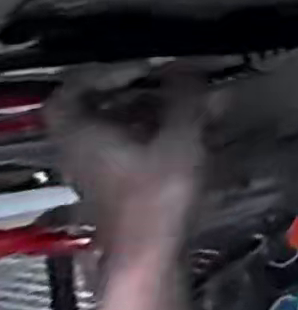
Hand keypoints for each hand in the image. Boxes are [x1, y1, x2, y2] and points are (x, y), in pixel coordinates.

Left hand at [47, 76, 206, 263]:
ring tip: (212, 99)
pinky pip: (143, 136)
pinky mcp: (126, 172)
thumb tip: (186, 64)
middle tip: (192, 78)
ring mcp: (104, 162)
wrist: (152, 245)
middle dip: (152, 88)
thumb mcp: (180, 136)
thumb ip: (184, 98)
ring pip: (130, 121)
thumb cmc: (159, 189)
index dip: (107, 73)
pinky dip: (172, 124)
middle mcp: (84, 146)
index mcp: (83, 135)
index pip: (73, 94)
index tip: (151, 65)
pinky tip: (208, 122)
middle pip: (106, 106)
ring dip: (169, 105)